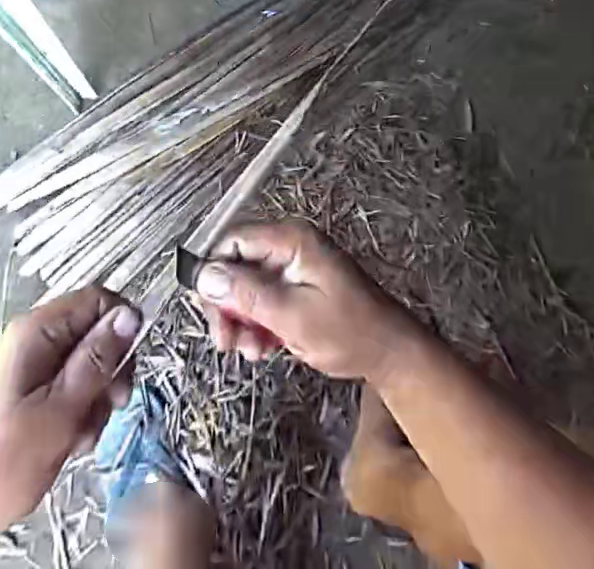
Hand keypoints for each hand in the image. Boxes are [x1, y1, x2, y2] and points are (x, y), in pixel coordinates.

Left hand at [0, 287, 140, 559]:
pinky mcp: (30, 395)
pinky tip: (70, 440)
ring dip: (97, 399)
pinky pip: (71, 389)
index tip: (129, 363)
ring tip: (82, 433)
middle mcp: (32, 342)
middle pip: (95, 332)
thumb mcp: (58, 412)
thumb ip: (97, 360)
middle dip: (111, 369)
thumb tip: (129, 315)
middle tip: (111, 404)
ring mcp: (30, 369)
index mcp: (34, 333)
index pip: (96, 299)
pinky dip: (80, 413)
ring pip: (88, 365)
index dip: (121, 326)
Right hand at [193, 222, 423, 381]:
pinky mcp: (296, 289)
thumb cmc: (347, 331)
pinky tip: (261, 348)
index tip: (206, 309)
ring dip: (240, 320)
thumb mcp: (292, 315)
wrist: (390, 353)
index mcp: (291, 239)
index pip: (234, 239)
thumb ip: (247, 294)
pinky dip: (256, 324)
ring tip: (248, 351)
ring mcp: (293, 268)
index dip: (213, 271)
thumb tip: (203, 275)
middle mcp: (289, 246)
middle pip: (237, 264)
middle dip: (226, 303)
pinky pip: (263, 300)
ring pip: (246, 286)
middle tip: (223, 341)